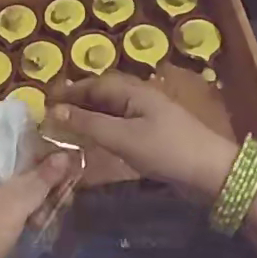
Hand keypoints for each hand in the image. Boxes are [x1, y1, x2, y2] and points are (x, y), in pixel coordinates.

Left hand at [0, 151, 75, 257]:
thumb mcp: (17, 200)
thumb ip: (43, 177)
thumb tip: (67, 154)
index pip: (14, 144)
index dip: (40, 147)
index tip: (64, 151)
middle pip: (23, 169)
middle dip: (47, 177)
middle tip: (66, 187)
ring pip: (25, 190)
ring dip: (43, 198)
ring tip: (60, 206)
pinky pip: (22, 209)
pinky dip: (34, 212)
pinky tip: (46, 220)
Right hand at [51, 73, 238, 198]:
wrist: (211, 172)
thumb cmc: (165, 150)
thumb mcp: (122, 137)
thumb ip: (88, 123)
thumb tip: (55, 111)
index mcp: (134, 92)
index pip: (94, 84)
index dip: (69, 91)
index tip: (45, 101)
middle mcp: (140, 99)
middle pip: (103, 95)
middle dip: (77, 101)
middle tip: (51, 115)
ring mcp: (149, 117)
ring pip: (112, 111)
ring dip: (89, 116)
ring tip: (66, 127)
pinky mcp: (154, 136)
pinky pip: (121, 126)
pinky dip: (102, 129)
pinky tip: (94, 140)